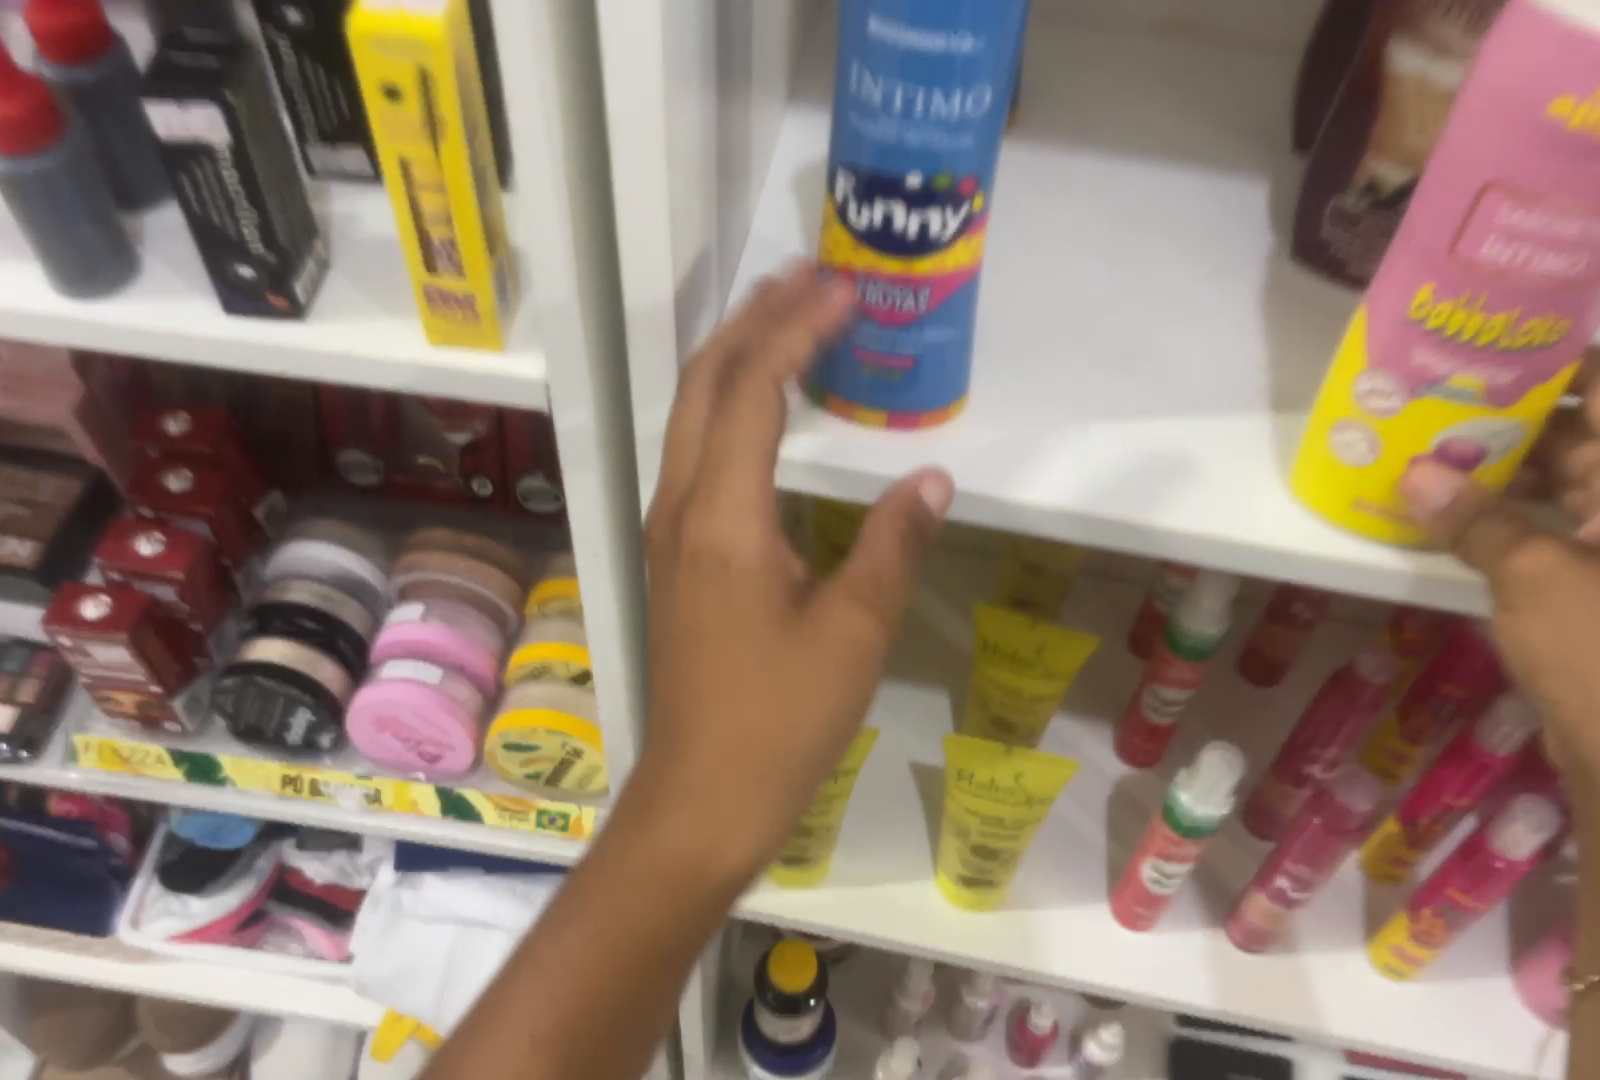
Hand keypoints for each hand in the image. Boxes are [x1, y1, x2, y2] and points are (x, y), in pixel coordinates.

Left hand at [634, 263, 953, 879]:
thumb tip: (931, 478)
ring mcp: (669, 530)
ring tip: (785, 318)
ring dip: (735, 358)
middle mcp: (680, 506)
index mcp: (722, 515)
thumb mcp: (852, 634)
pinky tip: (765, 412)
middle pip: (704, 384)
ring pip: (691, 415)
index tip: (843, 290)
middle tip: (806, 276)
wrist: (701, 796)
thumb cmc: (778, 721)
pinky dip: (729, 408)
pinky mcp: (675, 555)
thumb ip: (891, 545)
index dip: (797, 331)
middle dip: (753, 320)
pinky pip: (695, 453)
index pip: (754, 391)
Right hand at [1397, 347, 1599, 816]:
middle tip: (1424, 396)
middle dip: (1505, 412)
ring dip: (1495, 464)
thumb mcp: (1530, 573)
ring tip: (1419, 444)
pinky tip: (1441, 505)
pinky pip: (1546, 518)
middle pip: (1580, 427)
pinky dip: (1500, 507)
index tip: (1480, 343)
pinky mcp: (1599, 573)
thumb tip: (1412, 470)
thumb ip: (1473, 516)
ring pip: (1557, 476)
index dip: (1555, 356)